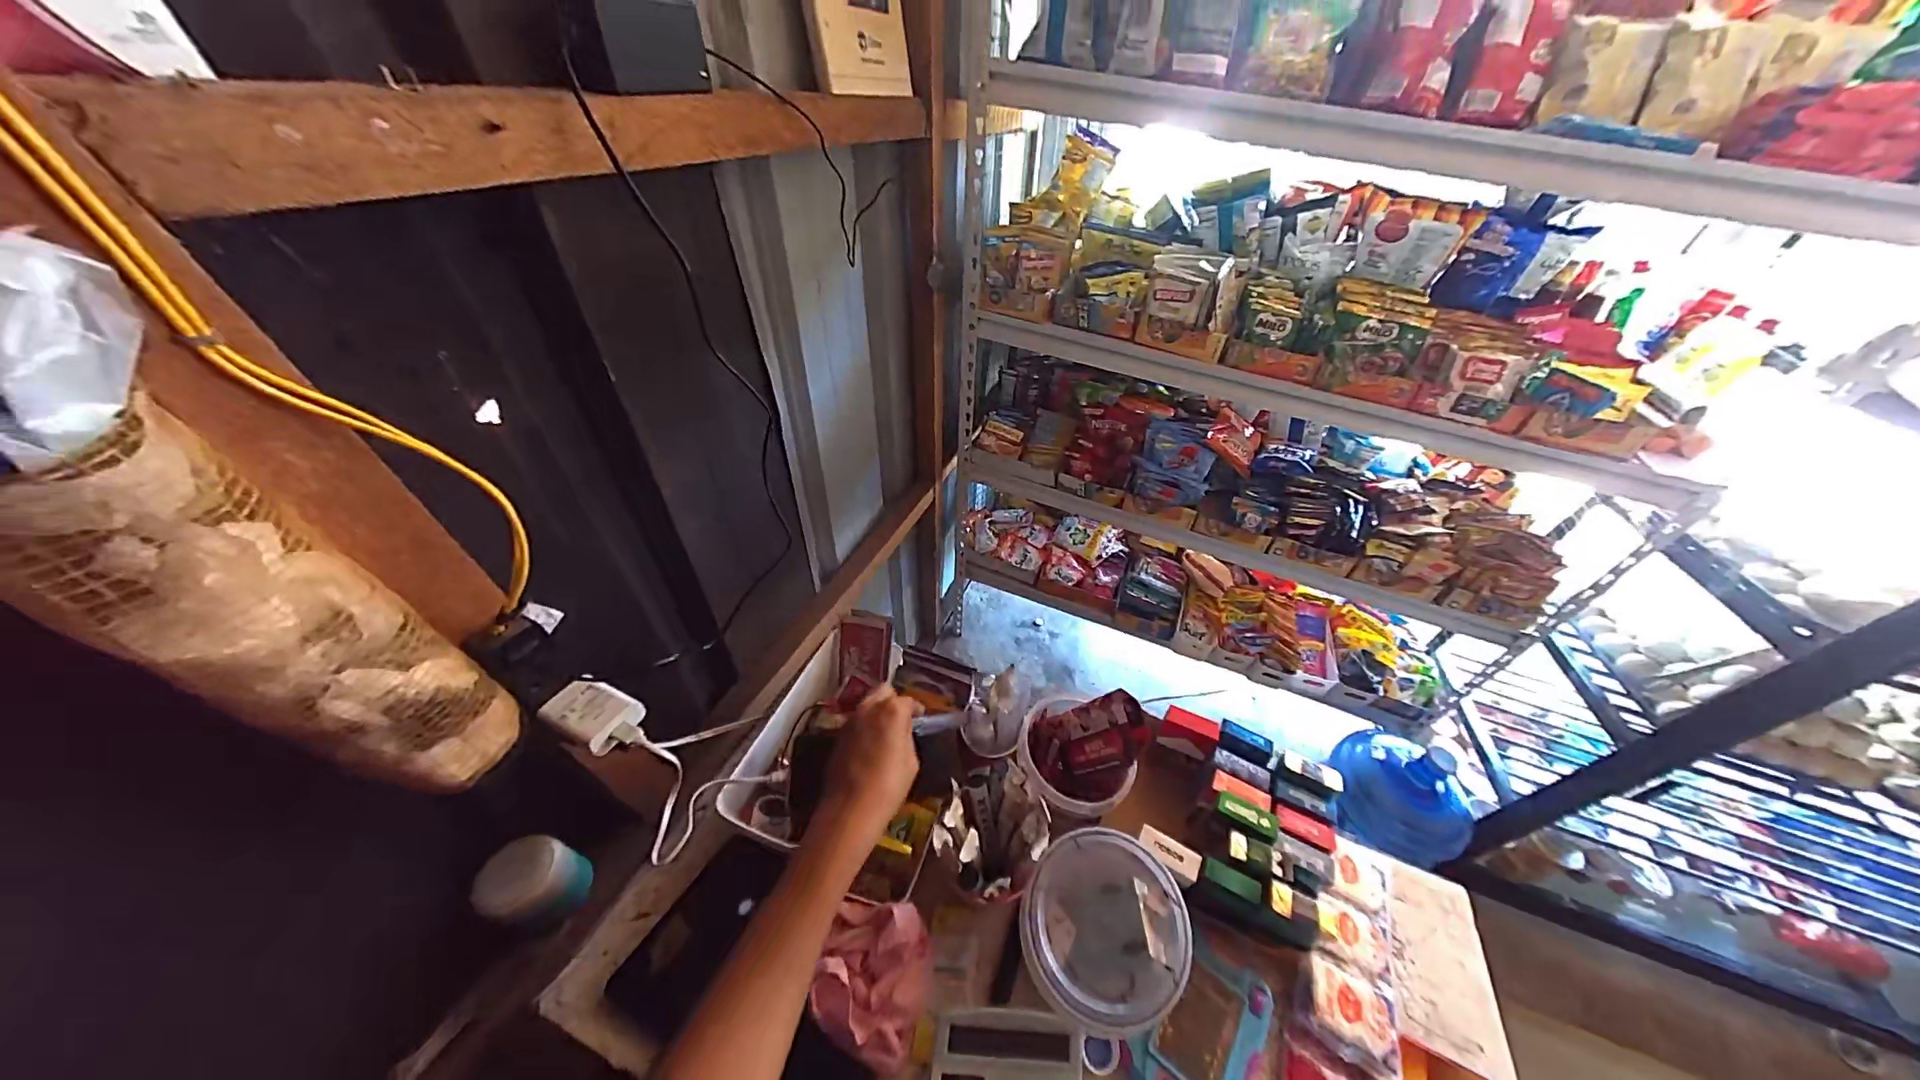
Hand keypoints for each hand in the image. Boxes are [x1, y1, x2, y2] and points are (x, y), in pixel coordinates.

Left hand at [814, 685, 919, 843]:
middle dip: (893, 700)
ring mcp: (850, 720)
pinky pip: (856, 721)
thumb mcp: (911, 762)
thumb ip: (907, 737)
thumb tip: (903, 731)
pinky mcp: (838, 735)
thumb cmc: (889, 785)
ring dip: (877, 711)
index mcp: (892, 710)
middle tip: (901, 717)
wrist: (850, 808)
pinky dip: (865, 725)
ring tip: (886, 729)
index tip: (920, 718)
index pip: (908, 700)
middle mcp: (869, 708)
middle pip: (883, 691)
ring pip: (867, 704)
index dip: (916, 709)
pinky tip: (871, 742)